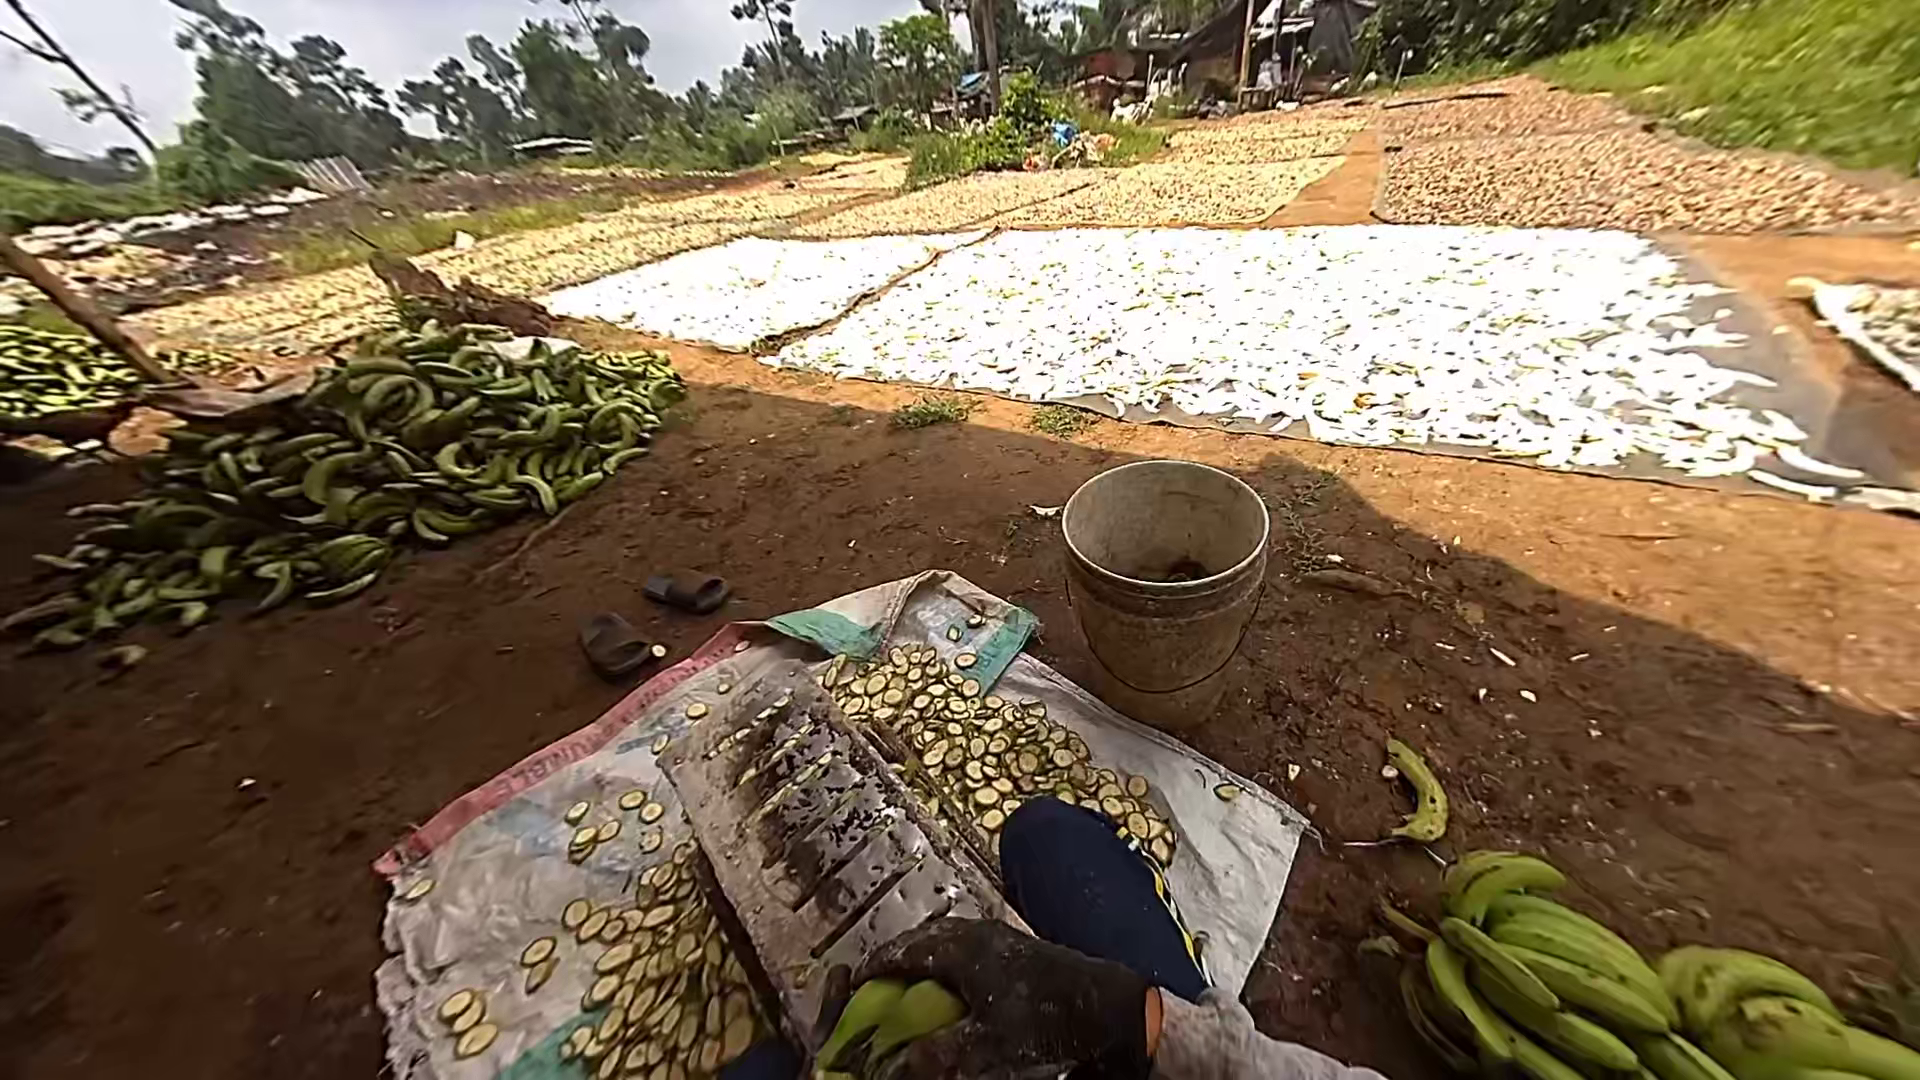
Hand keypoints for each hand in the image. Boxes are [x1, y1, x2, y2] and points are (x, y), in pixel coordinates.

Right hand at [851, 917, 1153, 1079]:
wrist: (1104, 1005)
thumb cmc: (1041, 1024)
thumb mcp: (984, 1051)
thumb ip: (933, 1059)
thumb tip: (888, 1069)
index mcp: (961, 949)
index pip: (905, 951)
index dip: (877, 966)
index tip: (853, 982)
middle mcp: (974, 933)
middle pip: (923, 939)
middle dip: (897, 960)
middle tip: (876, 986)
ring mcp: (995, 936)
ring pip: (945, 941)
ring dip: (923, 959)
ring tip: (908, 985)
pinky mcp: (1011, 947)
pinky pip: (965, 947)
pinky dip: (946, 963)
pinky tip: (951, 988)